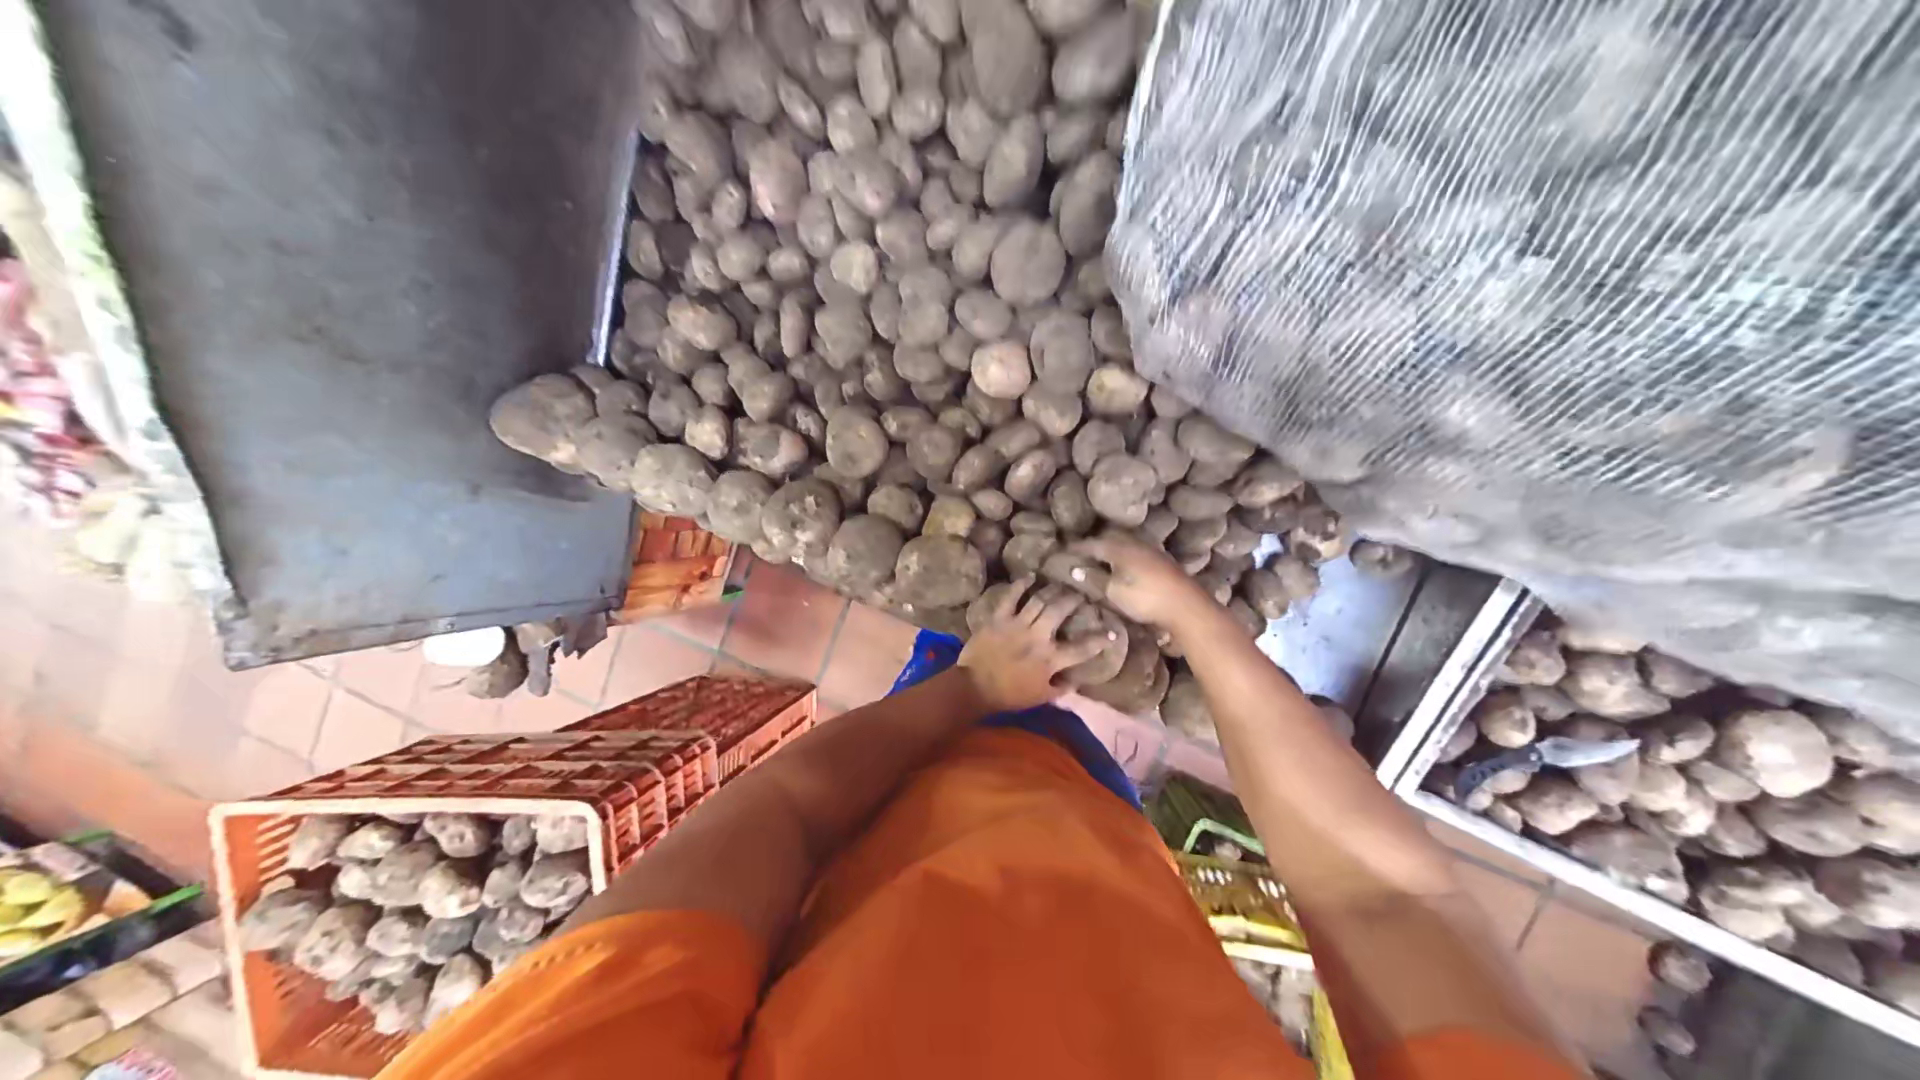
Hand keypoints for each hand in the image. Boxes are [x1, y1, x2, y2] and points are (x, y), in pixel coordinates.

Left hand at [956, 578, 1113, 712]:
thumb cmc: (1009, 695)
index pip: (1082, 648)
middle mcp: (1038, 636)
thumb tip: (1076, 679)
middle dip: (1074, 600)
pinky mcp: (999, 618)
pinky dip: (1021, 584)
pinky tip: (1031, 576)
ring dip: (1053, 590)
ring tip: (1061, 585)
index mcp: (1051, 659)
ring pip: (1040, 600)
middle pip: (1061, 611)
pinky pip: (1011, 596)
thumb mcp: (1041, 697)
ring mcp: (1017, 624)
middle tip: (1080, 595)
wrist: (974, 687)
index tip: (1111, 632)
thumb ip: (1061, 688)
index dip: (1100, 640)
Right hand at [1074, 533, 1213, 631]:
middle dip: (1095, 545)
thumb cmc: (1145, 598)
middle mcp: (1135, 544)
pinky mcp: (1163, 563)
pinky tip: (1124, 568)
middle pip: (1111, 539)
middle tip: (1081, 553)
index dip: (1076, 548)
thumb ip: (1093, 579)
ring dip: (1112, 551)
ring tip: (1101, 560)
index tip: (1062, 551)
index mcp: (1119, 548)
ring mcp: (1152, 552)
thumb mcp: (1113, 591)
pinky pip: (1137, 554)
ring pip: (1126, 545)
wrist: (1187, 606)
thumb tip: (1074, 569)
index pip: (1092, 544)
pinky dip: (1126, 558)